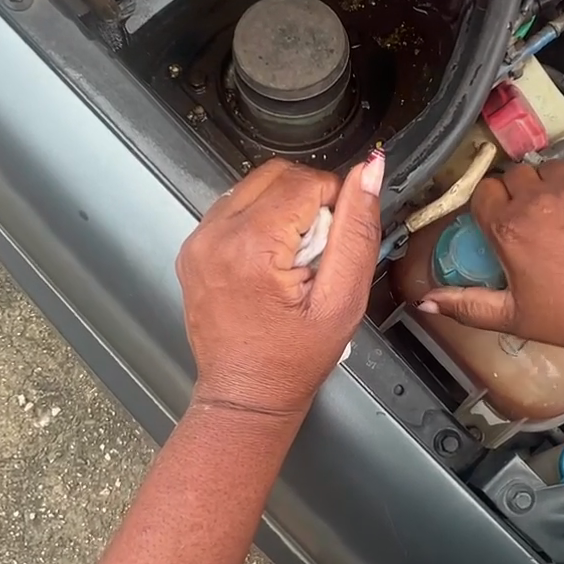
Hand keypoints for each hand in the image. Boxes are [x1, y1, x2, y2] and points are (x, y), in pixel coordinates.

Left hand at [177, 155, 382, 417]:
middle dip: (308, 200)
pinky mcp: (192, 248)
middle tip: (316, 252)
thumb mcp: (343, 299)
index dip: (334, 204)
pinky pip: (233, 207)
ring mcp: (198, 240)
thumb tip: (370, 169)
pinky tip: (270, 261)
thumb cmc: (295, 359)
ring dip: (283, 208)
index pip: (306, 181)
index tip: (334, 246)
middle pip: (277, 175)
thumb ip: (357, 230)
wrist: (246, 394)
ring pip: (254, 186)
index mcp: (251, 246)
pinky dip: (259, 220)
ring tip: (293, 260)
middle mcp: (215, 234)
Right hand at [418, 158, 563, 364]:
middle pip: (516, 175)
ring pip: (552, 167)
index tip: (502, 225)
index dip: (491, 207)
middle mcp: (539, 198)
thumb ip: (465, 305)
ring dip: (553, 185)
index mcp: (509, 228)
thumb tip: (423, 302)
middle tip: (536, 224)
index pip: (484, 192)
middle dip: (520, 194)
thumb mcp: (514, 317)